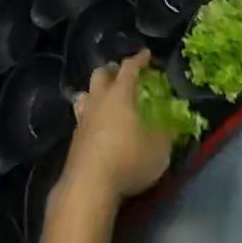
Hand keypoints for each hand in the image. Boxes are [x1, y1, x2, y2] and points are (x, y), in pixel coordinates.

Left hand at [64, 52, 172, 197]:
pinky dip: (89, 118)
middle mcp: (99, 101)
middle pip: (100, 74)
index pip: (129, 67)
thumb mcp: (158, 150)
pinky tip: (96, 129)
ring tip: (103, 98)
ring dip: (94, 93)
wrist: (88, 188)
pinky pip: (81, 120)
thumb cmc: (128, 159)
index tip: (146, 54)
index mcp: (120, 94)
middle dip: (111, 71)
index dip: (139, 59)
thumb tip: (169, 129)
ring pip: (85, 96)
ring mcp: (82, 121)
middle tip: (121, 74)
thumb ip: (165, 136)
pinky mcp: (73, 142)